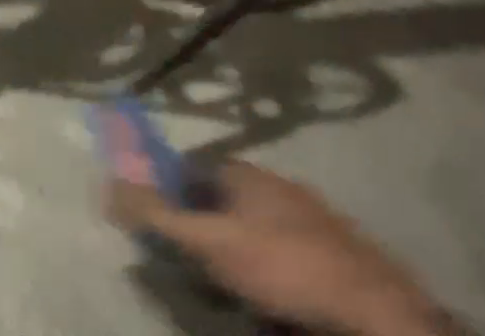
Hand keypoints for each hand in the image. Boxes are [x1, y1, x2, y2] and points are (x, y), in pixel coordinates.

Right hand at [110, 163, 458, 334]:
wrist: (379, 316)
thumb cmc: (285, 266)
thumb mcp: (209, 241)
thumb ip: (156, 214)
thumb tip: (105, 185)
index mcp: (247, 173)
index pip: (189, 169)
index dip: (167, 192)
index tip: (156, 225)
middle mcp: (279, 186)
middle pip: (220, 201)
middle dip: (200, 228)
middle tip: (188, 263)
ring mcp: (313, 221)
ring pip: (253, 231)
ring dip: (234, 254)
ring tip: (224, 288)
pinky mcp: (336, 258)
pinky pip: (284, 257)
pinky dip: (268, 273)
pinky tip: (265, 299)